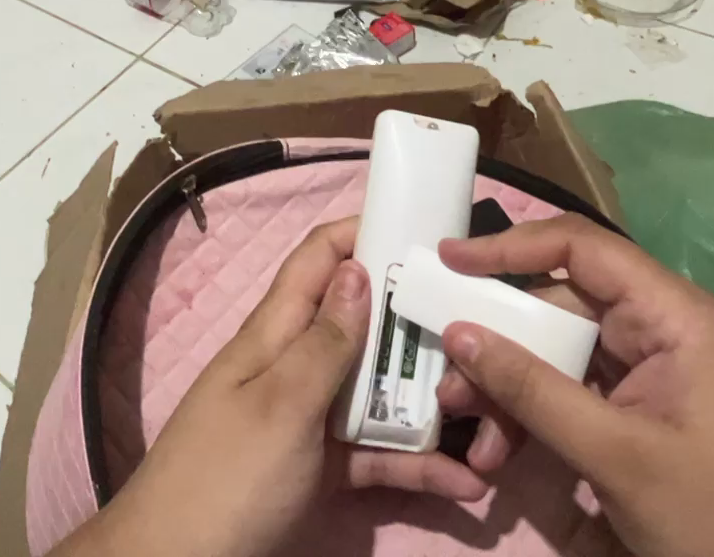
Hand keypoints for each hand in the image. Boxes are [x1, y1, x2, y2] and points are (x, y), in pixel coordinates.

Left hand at [65, 217, 488, 556]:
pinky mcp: (321, 466)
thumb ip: (323, 342)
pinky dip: (414, 464)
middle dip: (413, 321)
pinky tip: (462, 483)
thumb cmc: (226, 476)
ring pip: (376, 389)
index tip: (421, 230)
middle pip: (360, 323)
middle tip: (476, 325)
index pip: (318, 258)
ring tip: (487, 414)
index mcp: (276, 331)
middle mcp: (295, 362)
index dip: (362, 233)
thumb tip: (357, 269)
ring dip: (426, 401)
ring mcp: (309, 415)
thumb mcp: (279, 404)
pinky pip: (374, 452)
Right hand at [434, 214, 713, 556]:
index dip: (509, 246)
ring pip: (561, 352)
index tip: (449, 260)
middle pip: (560, 306)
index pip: (580, 247)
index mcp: (674, 315)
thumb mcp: (620, 458)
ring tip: (473, 439)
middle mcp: (663, 327)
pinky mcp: (649, 405)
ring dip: (512, 391)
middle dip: (500, 345)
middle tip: (449, 385)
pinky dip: (539, 415)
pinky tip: (506, 453)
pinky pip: (578, 389)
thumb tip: (458, 333)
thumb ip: (534, 392)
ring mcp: (656, 368)